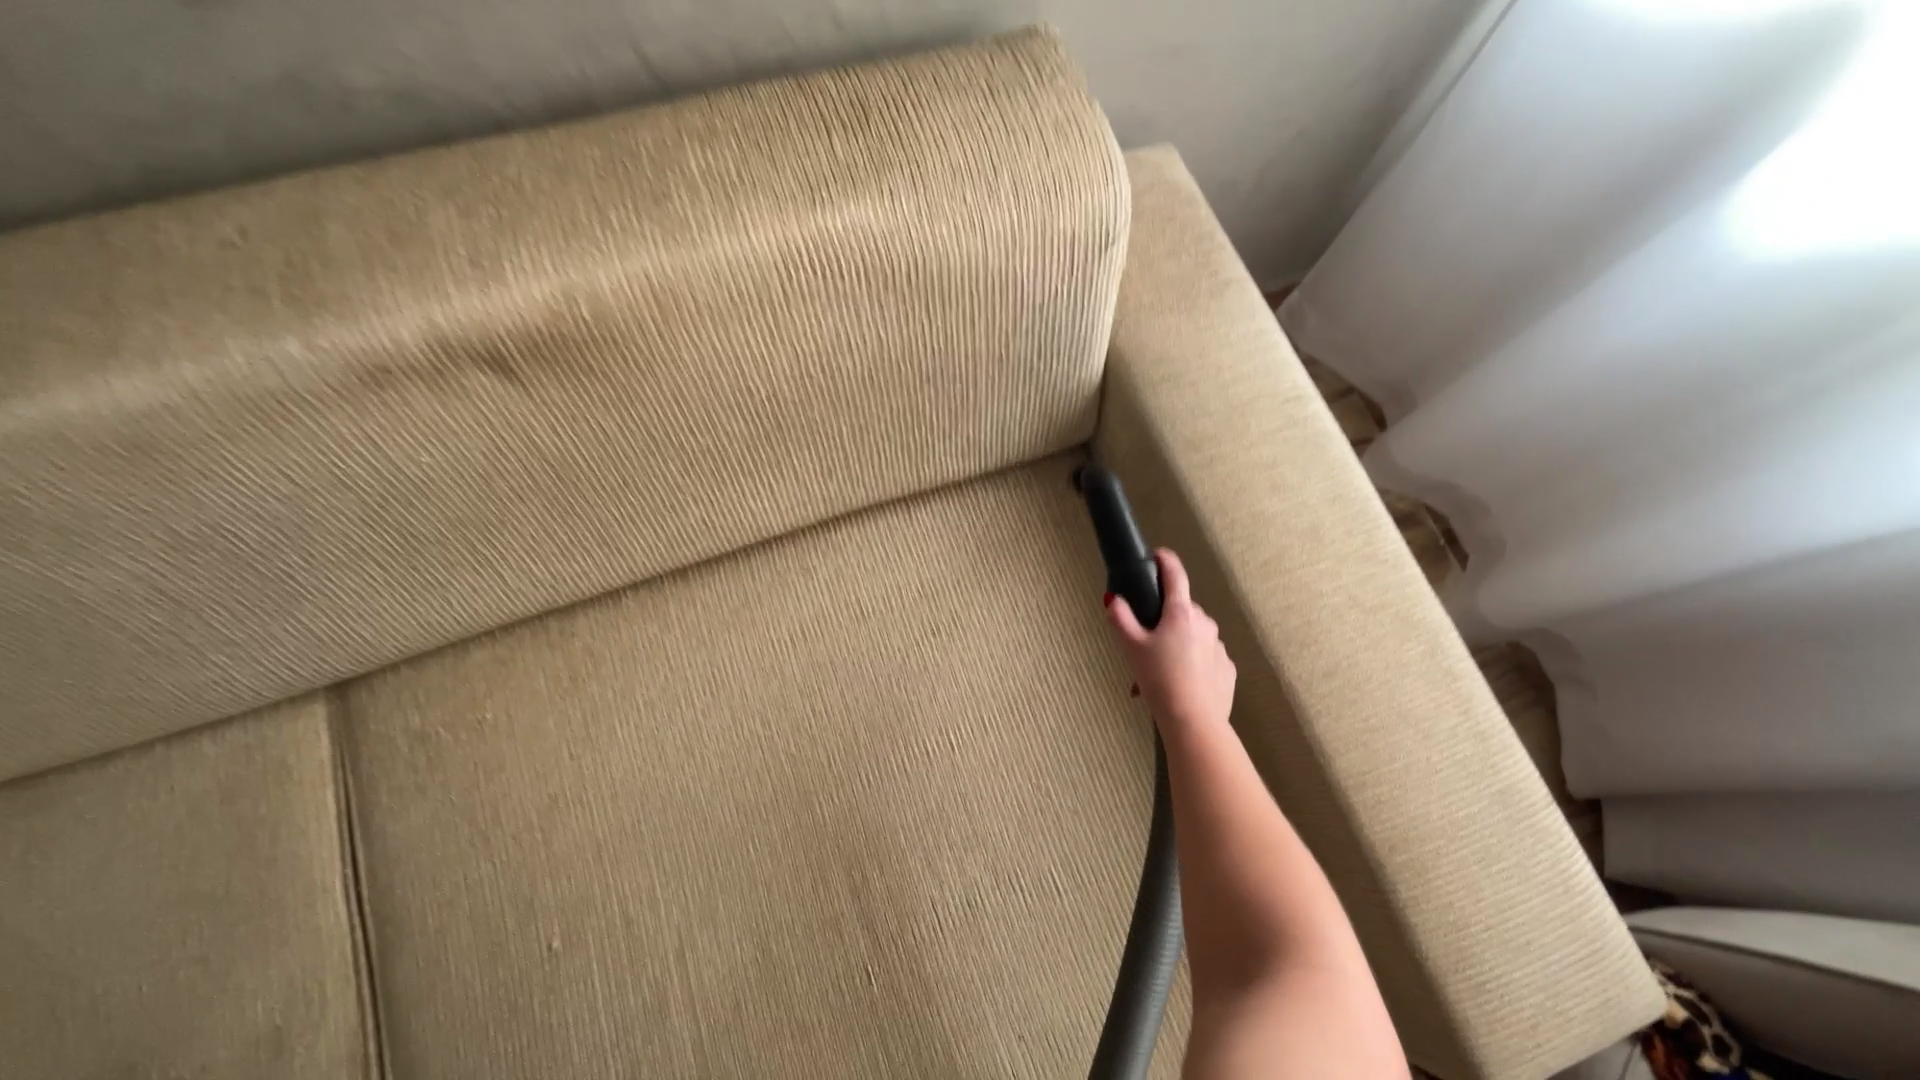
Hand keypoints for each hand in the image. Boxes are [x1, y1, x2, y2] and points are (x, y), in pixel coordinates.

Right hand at [1105, 549, 1236, 733]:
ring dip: (1176, 646)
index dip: (1165, 561)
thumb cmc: (1160, 680)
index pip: (1175, 575)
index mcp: (1180, 613)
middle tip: (1144, 646)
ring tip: (1158, 674)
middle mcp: (1204, 623)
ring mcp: (1219, 646)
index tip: (1158, 554)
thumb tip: (1113, 599)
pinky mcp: (1227, 669)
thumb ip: (1120, 619)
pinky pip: (1206, 657)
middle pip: (1181, 611)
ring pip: (1193, 636)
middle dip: (1163, 622)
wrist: (1194, 721)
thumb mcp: (1131, 648)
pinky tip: (1179, 683)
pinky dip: (1192, 664)